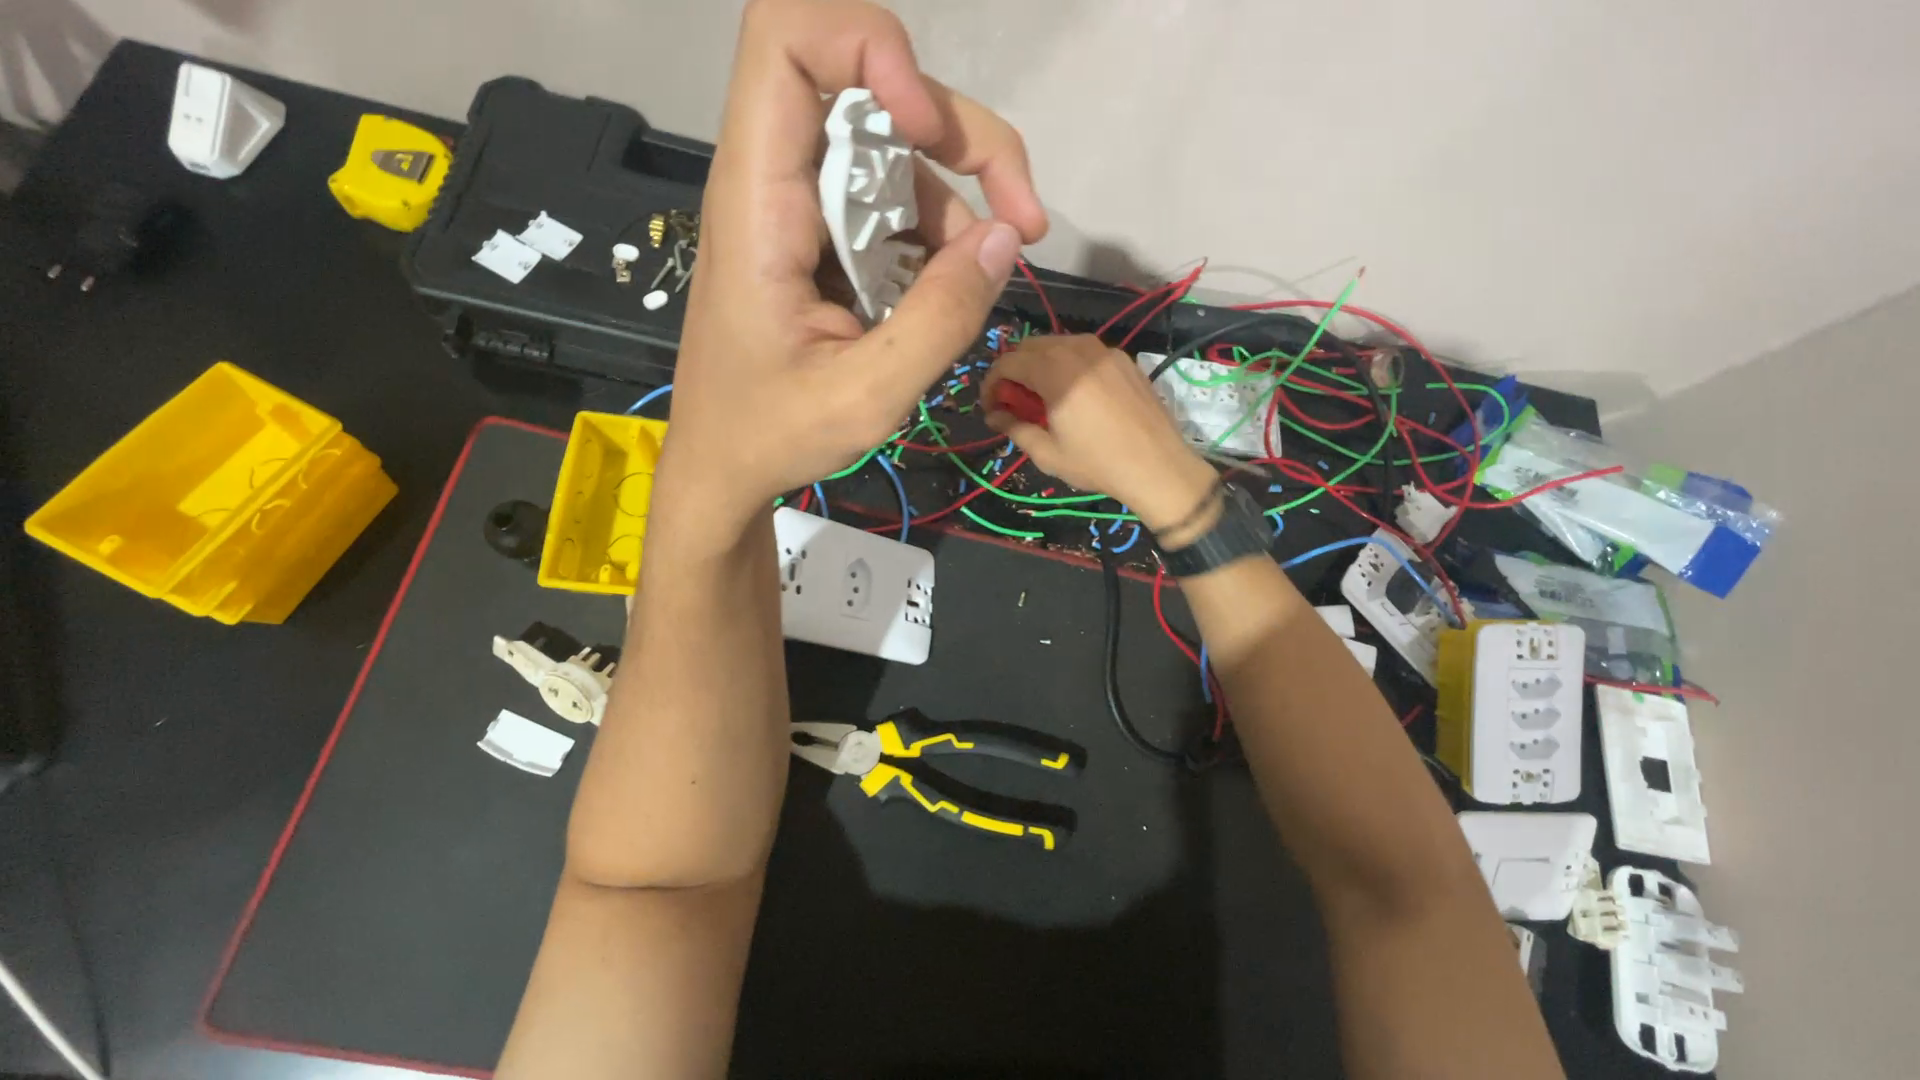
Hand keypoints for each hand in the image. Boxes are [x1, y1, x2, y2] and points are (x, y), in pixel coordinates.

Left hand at [657, 0, 1048, 530]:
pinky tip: (953, 286)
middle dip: (960, 133)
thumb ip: (939, 319)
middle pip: (868, 84)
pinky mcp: (824, 235)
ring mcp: (802, 206)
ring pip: (894, 144)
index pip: (785, 41)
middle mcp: (776, 181)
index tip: (925, 127)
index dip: (868, 45)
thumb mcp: (864, 397)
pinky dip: (940, 232)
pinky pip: (894, 199)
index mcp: (758, 202)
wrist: (723, 466)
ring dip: (962, 193)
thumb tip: (1004, 239)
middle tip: (1021, 217)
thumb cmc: (769, 435)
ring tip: (986, 273)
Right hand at [981, 335, 1218, 536]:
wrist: (1157, 465)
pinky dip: (1068, 364)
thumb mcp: (1047, 452)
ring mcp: (1104, 351)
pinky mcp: (1123, 359)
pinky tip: (1074, 394)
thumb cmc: (1097, 463)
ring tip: (1042, 397)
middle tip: (1013, 401)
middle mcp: (1077, 350)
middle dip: (1014, 369)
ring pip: (1058, 344)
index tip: (990, 407)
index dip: (991, 383)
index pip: (1007, 362)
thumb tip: (993, 415)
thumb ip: (1015, 427)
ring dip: (1041, 364)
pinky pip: (1084, 351)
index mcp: (1054, 371)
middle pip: (1030, 346)